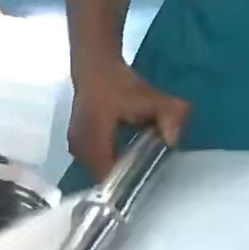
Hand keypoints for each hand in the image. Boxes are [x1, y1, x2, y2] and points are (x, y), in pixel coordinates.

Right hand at [68, 61, 190, 175]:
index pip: (106, 172)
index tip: (143, 179)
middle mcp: (79, 143)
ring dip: (112, 170)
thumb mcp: (150, 97)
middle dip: (121, 176)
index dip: (124, 181)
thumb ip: (169, 115)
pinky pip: (91, 162)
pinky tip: (121, 155)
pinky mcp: (75, 143)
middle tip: (142, 171)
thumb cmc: (120, 84)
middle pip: (100, 175)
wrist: (95, 67)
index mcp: (94, 133)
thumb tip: (174, 140)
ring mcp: (74, 145)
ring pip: (95, 170)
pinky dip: (105, 162)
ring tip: (132, 165)